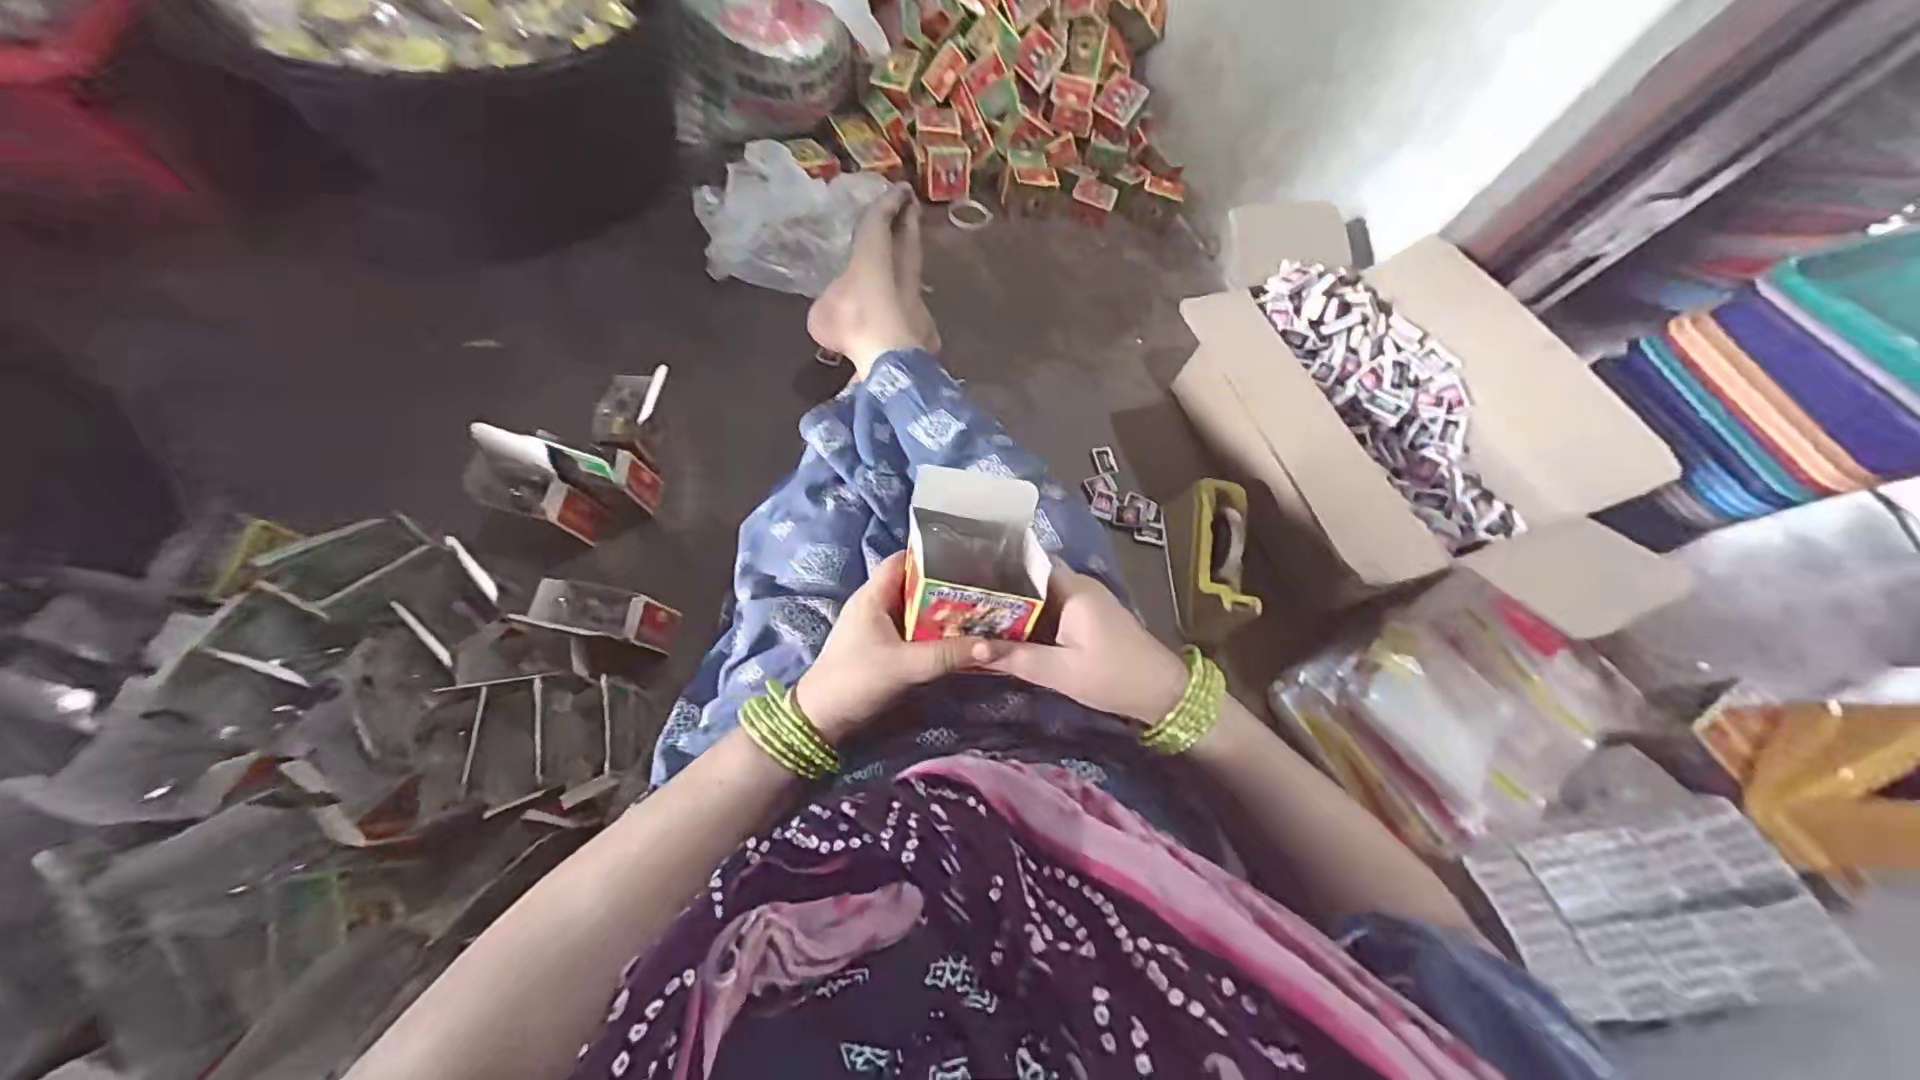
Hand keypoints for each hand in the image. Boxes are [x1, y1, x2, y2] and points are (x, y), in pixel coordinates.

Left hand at [795, 550, 1004, 741]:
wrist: (821, 720)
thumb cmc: (855, 680)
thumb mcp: (905, 666)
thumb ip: (949, 654)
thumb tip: (994, 646)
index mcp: (873, 596)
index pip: (903, 560)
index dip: (931, 555)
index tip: (965, 560)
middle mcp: (875, 605)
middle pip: (914, 585)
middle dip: (945, 586)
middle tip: (981, 589)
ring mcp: (877, 628)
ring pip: (915, 610)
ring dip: (942, 612)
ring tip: (978, 611)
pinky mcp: (881, 648)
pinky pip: (912, 631)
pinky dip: (932, 632)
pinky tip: (957, 639)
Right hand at [806, 183, 940, 376]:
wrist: (889, 359)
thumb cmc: (852, 325)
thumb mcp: (824, 315)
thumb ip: (833, 306)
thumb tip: (841, 316)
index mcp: (872, 257)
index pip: (880, 223)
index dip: (887, 205)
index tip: (900, 190)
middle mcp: (901, 275)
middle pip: (909, 242)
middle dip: (909, 223)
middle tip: (912, 207)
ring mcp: (918, 305)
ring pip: (915, 279)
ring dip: (909, 269)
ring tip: (902, 267)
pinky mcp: (927, 332)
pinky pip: (916, 315)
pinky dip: (909, 313)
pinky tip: (903, 322)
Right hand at [979, 563, 1189, 725]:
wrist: (1162, 692)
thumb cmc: (1112, 677)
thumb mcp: (1060, 672)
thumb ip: (1015, 658)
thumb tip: (972, 649)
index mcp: (1073, 589)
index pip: (1027, 565)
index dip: (997, 572)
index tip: (968, 583)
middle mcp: (1080, 585)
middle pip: (1031, 581)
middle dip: (1002, 594)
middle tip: (965, 605)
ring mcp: (1087, 599)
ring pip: (1041, 596)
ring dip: (1017, 609)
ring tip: (979, 617)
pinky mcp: (1090, 614)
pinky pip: (1053, 608)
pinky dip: (1033, 619)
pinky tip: (1011, 632)